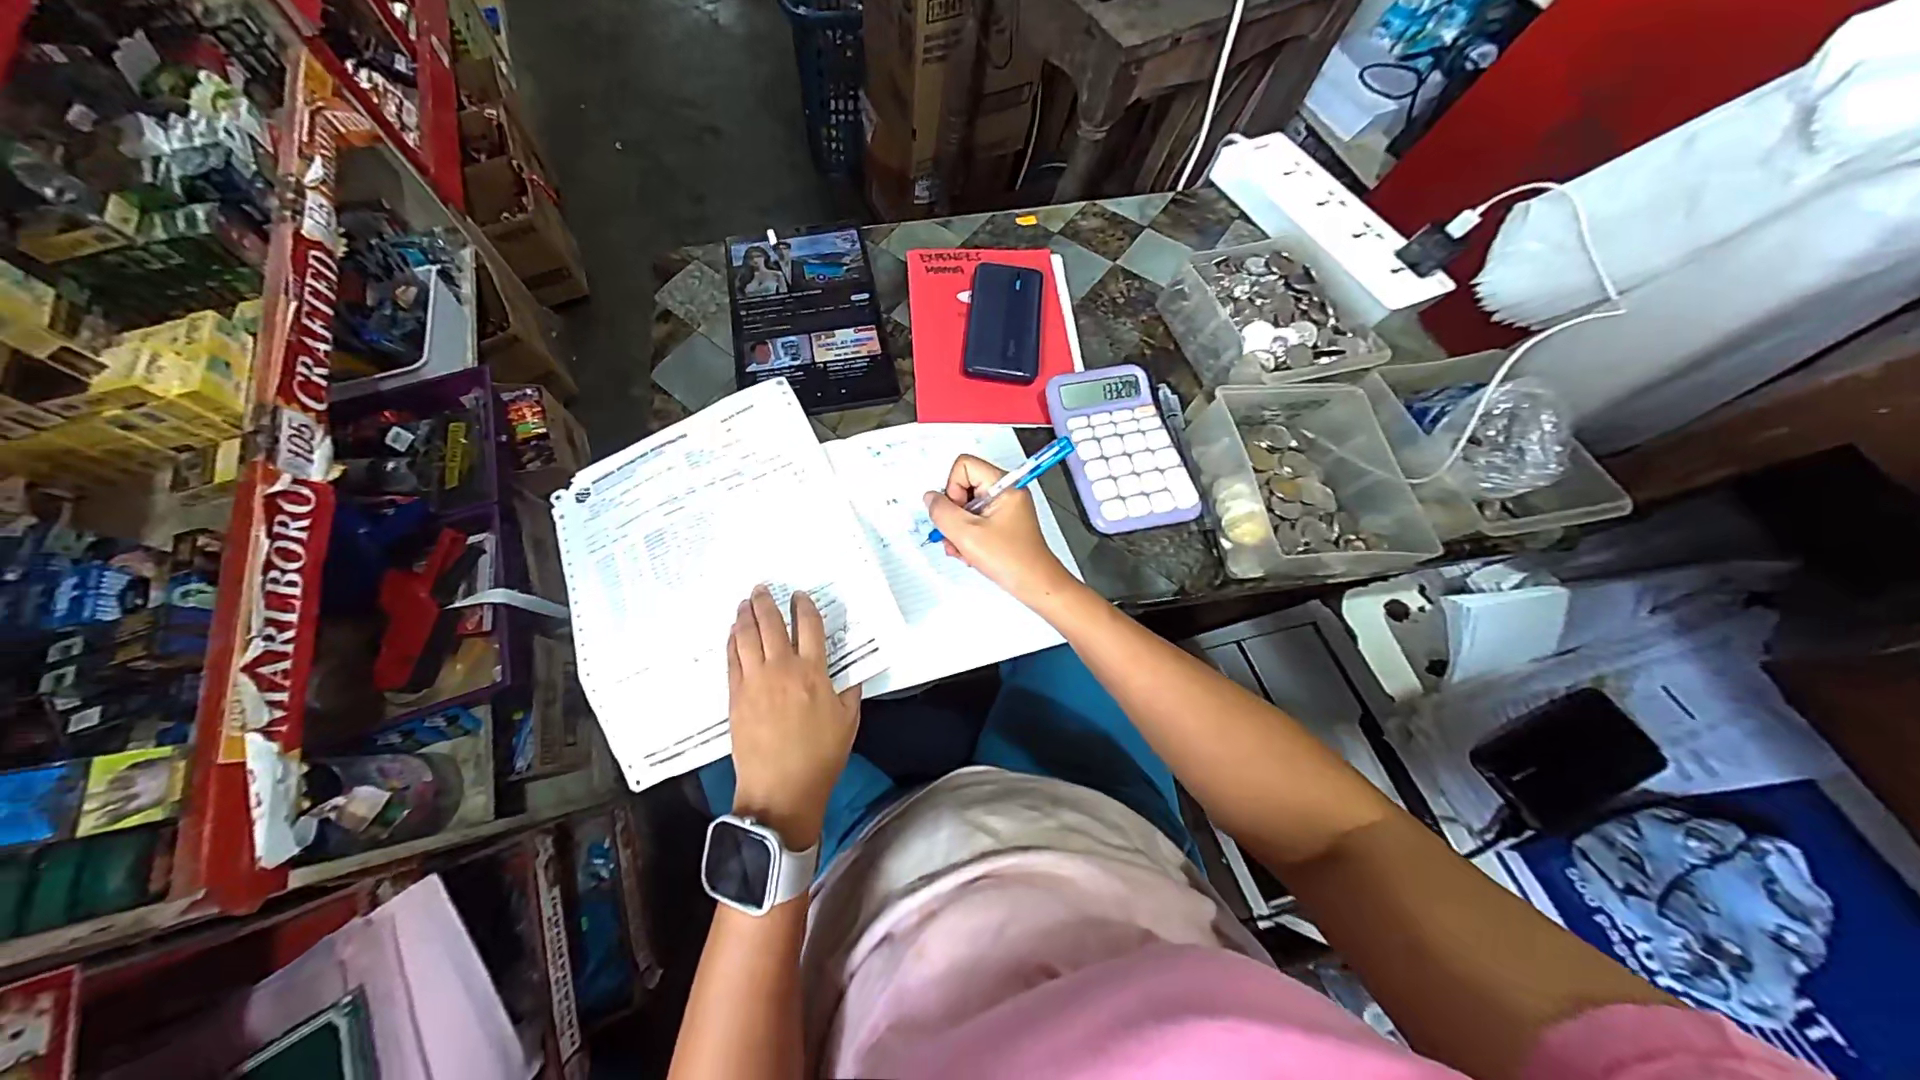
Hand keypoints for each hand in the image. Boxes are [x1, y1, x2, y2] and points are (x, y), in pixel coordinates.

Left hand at [726, 585, 860, 848]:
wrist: (780, 789)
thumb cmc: (820, 757)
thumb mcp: (848, 721)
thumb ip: (849, 691)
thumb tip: (850, 673)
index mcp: (813, 672)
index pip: (809, 626)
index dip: (804, 605)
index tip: (800, 595)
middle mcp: (782, 669)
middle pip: (772, 624)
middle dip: (767, 602)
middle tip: (763, 588)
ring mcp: (755, 681)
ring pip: (747, 637)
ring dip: (746, 615)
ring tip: (746, 602)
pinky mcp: (735, 695)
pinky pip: (732, 659)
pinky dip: (733, 641)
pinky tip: (733, 632)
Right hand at [925, 454, 1078, 608]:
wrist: (1035, 584)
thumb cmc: (1014, 560)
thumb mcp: (966, 534)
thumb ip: (942, 512)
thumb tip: (930, 498)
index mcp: (1004, 485)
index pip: (964, 466)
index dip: (952, 489)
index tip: (958, 513)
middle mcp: (1005, 492)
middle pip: (963, 487)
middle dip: (954, 514)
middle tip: (958, 533)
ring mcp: (1004, 509)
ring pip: (966, 508)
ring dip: (958, 530)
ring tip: (964, 548)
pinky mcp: (1002, 524)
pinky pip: (974, 521)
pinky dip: (967, 537)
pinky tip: (970, 553)